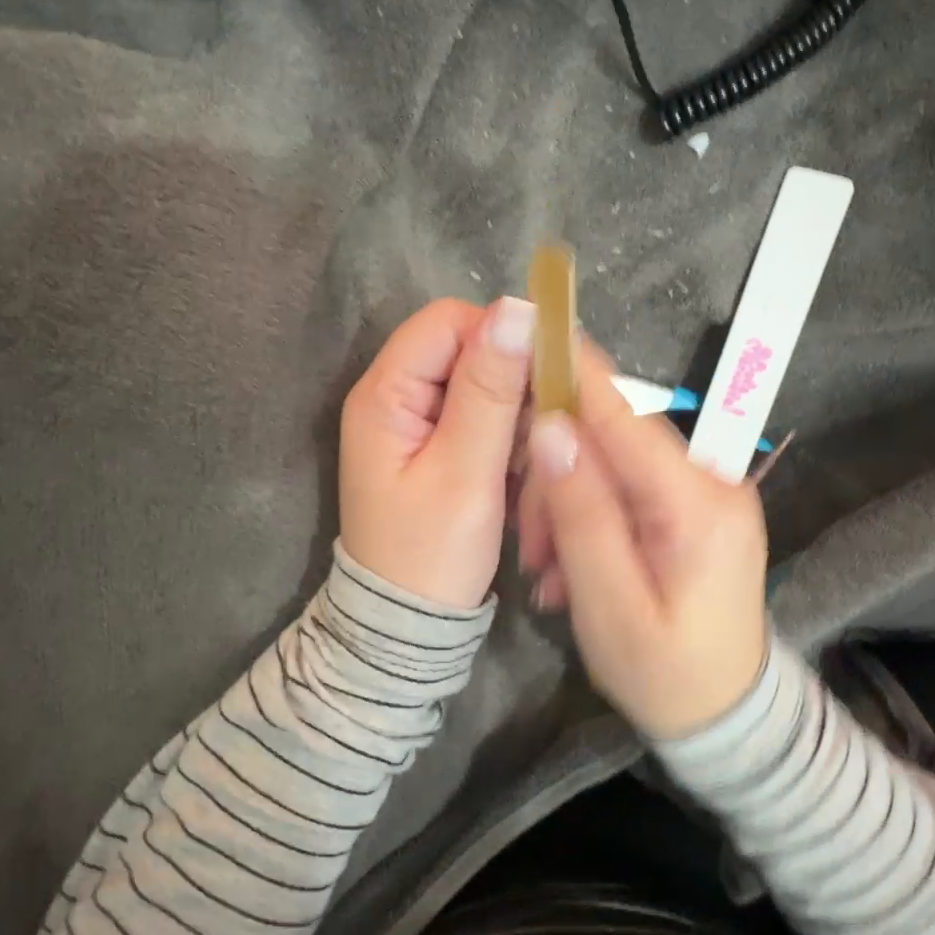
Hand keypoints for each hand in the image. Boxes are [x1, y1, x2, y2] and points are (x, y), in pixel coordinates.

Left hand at [339, 297, 533, 607]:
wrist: (406, 626)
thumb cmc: (431, 555)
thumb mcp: (465, 472)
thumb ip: (489, 390)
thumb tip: (517, 308)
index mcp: (385, 394)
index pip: (449, 322)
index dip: (503, 338)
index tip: (549, 378)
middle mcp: (394, 397)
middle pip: (469, 352)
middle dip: (516, 388)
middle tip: (547, 436)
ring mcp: (414, 424)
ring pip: (484, 388)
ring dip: (517, 423)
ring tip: (529, 472)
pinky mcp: (435, 448)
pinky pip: (482, 421)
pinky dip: (508, 445)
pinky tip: (519, 482)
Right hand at [518, 344, 770, 738]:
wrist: (726, 717)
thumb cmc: (666, 674)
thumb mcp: (610, 604)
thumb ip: (582, 514)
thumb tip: (552, 429)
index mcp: (698, 503)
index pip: (626, 416)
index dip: (576, 373)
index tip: (532, 331)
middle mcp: (710, 480)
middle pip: (613, 438)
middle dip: (558, 475)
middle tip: (531, 543)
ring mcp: (703, 492)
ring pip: (611, 462)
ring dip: (567, 503)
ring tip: (548, 569)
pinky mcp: (690, 506)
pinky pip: (624, 488)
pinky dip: (587, 516)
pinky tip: (568, 566)